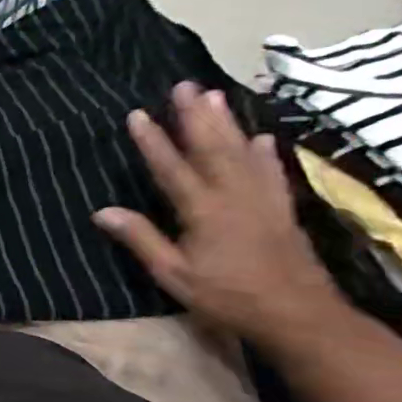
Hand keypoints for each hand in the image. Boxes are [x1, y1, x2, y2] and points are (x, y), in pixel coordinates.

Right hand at [94, 82, 345, 349]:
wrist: (299, 315)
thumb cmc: (227, 296)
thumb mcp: (172, 273)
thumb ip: (140, 239)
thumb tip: (102, 211)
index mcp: (203, 211)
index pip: (171, 168)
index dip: (153, 141)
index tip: (137, 113)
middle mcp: (234, 196)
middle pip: (212, 148)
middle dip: (195, 116)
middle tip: (184, 85)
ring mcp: (262, 200)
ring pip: (241, 152)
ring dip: (226, 122)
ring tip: (215, 95)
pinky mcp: (282, 209)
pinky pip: (270, 172)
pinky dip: (264, 152)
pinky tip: (261, 136)